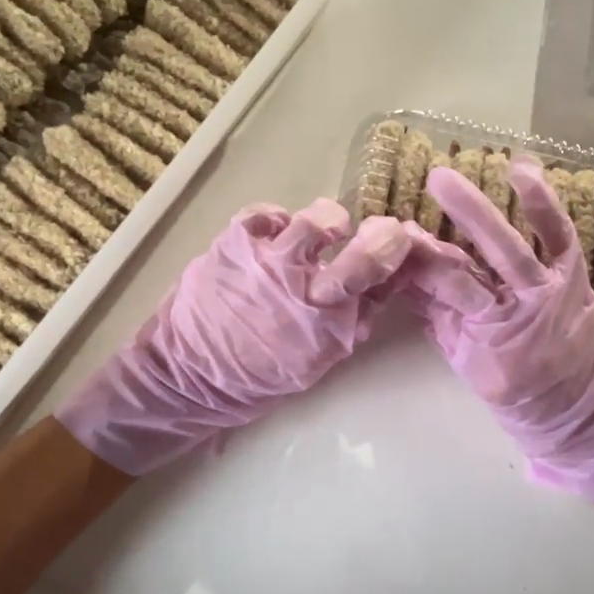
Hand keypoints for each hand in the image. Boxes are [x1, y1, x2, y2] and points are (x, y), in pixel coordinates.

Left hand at [58, 199, 410, 474]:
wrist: (187, 376)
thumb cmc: (257, 379)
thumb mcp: (317, 361)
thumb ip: (350, 322)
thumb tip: (380, 285)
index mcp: (333, 329)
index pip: (385, 281)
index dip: (403, 255)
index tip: (406, 242)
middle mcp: (309, 293)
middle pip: (367, 249)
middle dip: (382, 237)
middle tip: (378, 233)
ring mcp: (271, 264)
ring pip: (319, 220)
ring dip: (328, 223)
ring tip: (322, 232)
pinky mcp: (235, 244)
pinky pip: (268, 214)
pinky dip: (276, 219)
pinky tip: (275, 234)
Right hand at [394, 159, 593, 502]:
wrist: (579, 405)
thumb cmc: (515, 389)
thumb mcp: (466, 359)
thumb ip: (437, 316)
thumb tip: (402, 278)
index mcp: (487, 332)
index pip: (446, 286)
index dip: (420, 260)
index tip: (396, 236)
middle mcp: (519, 307)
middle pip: (478, 260)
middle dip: (456, 223)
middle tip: (432, 182)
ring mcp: (550, 288)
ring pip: (513, 246)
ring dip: (483, 211)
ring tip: (456, 177)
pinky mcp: (572, 275)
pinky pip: (559, 236)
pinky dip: (543, 204)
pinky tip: (522, 170)